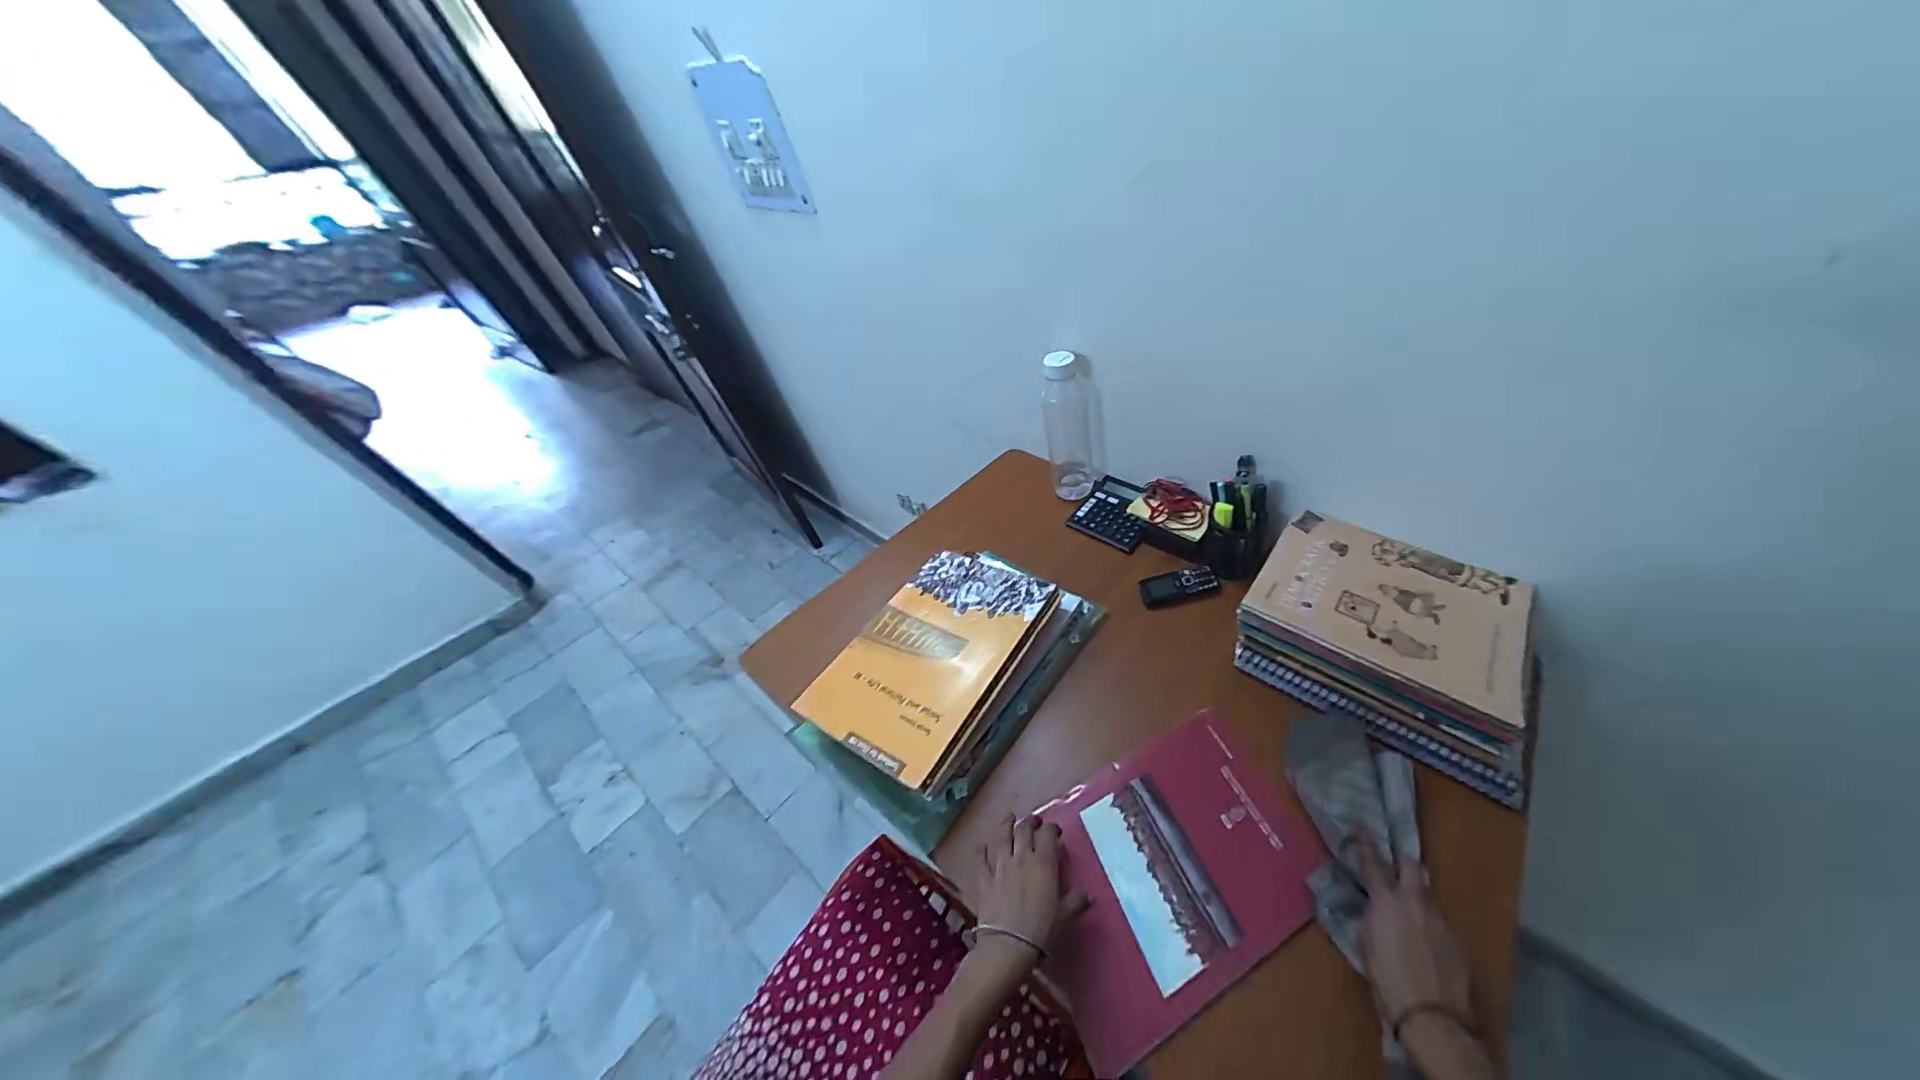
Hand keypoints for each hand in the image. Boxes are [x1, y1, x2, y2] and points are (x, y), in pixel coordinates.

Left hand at [974, 814, 1089, 966]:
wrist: (1008, 944)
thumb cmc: (1041, 930)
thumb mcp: (1064, 916)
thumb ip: (1075, 901)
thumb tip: (1088, 895)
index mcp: (1043, 863)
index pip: (1047, 835)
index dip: (1051, 829)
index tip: (1054, 831)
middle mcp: (1021, 858)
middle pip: (1023, 830)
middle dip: (1030, 822)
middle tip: (1034, 822)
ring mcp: (1000, 866)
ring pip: (1001, 837)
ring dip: (1005, 825)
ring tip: (1009, 817)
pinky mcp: (984, 878)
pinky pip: (980, 859)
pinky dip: (981, 850)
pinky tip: (982, 846)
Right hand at [1354, 838, 1471, 1026]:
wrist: (1432, 1014)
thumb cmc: (1386, 977)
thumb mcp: (1365, 941)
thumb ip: (1369, 916)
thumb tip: (1372, 906)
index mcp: (1386, 901)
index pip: (1372, 863)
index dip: (1365, 844)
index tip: (1361, 828)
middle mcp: (1415, 902)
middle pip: (1412, 867)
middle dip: (1403, 864)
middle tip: (1394, 868)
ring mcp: (1440, 920)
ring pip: (1428, 894)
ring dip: (1416, 894)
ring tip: (1407, 908)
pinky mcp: (1456, 940)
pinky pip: (1438, 920)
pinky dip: (1427, 921)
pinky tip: (1422, 940)